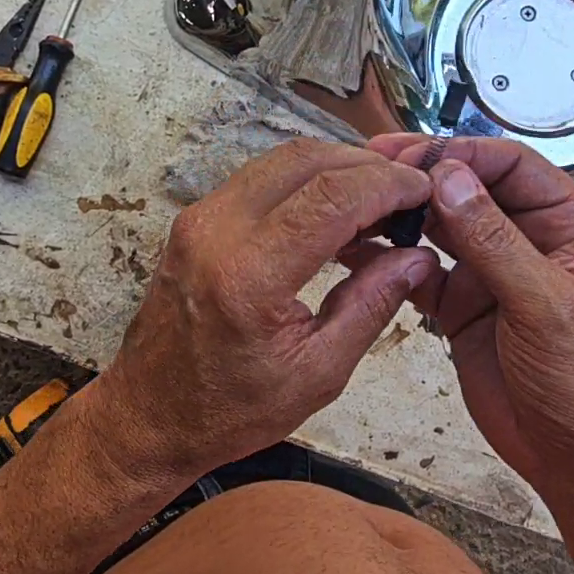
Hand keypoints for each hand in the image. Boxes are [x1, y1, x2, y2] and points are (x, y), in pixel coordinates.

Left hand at [90, 139, 438, 482]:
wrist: (148, 413)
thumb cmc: (231, 409)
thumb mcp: (318, 373)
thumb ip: (372, 305)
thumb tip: (419, 256)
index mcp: (249, 273)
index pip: (332, 196)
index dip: (387, 184)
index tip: (426, 190)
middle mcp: (218, 228)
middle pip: (306, 161)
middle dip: (367, 165)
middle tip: (410, 189)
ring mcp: (200, 216)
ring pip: (281, 160)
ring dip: (337, 166)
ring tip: (381, 197)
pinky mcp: (195, 217)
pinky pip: (260, 177)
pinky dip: (305, 180)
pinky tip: (336, 209)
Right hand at [361, 135, 573, 497]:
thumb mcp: (546, 306)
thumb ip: (494, 241)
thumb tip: (449, 179)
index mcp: (572, 228)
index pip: (512, 167)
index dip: (462, 154)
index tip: (414, 155)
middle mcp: (530, 241)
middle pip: (470, 189)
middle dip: (424, 176)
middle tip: (374, 165)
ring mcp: (493, 273)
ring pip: (441, 226)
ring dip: (404, 214)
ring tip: (364, 203)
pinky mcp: (463, 305)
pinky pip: (422, 270)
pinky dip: (394, 260)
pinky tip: (364, 251)